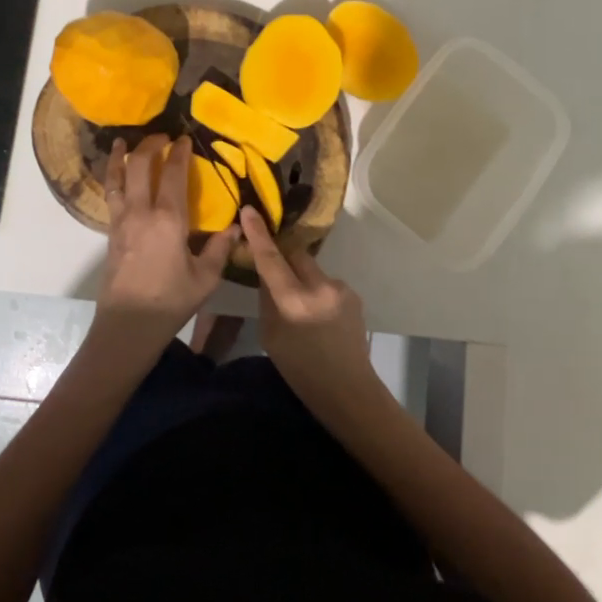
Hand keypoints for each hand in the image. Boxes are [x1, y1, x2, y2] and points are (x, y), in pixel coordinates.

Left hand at [95, 135, 237, 347]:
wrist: (128, 324)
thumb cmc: (170, 301)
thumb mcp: (205, 278)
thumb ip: (219, 249)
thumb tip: (236, 228)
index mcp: (168, 219)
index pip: (173, 174)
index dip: (180, 153)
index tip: (185, 139)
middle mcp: (141, 212)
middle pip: (140, 167)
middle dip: (150, 146)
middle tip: (162, 137)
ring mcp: (121, 221)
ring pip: (117, 178)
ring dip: (120, 157)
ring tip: (122, 143)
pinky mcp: (110, 233)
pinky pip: (110, 196)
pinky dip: (113, 179)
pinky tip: (116, 177)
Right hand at [241, 206, 379, 408]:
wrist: (348, 390)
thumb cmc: (300, 370)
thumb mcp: (271, 336)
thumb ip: (268, 299)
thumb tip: (266, 272)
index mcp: (294, 302)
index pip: (271, 260)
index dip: (258, 234)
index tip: (249, 211)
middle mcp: (320, 288)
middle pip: (295, 255)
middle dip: (282, 257)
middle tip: (272, 267)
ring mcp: (341, 289)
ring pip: (311, 270)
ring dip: (300, 278)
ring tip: (298, 306)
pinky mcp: (352, 294)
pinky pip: (325, 283)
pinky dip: (316, 291)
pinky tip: (318, 316)